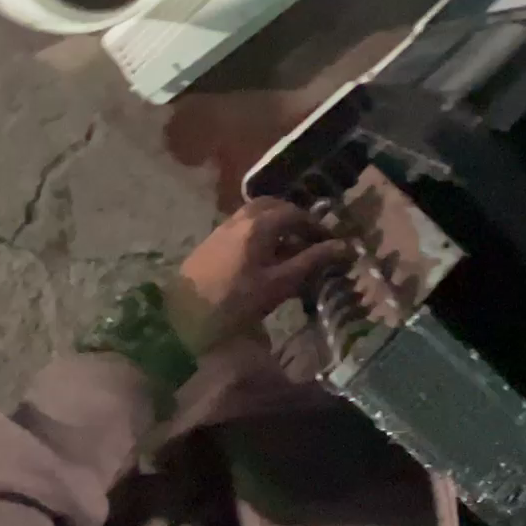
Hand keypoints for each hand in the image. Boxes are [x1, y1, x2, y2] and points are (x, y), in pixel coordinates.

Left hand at [168, 198, 352, 353]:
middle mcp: (241, 218)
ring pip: (256, 215)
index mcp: (259, 224)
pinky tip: (266, 258)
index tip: (332, 243)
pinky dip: (262, 233)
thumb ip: (312, 262)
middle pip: (274, 207)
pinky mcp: (213, 243)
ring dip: (277, 225)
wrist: (181, 318)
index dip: (317, 227)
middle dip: (296, 219)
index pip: (295, 214)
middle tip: (312, 240)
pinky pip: (244, 227)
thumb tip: (345, 246)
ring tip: (291, 249)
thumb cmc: (236, 301)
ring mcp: (223, 229)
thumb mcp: (280, 283)